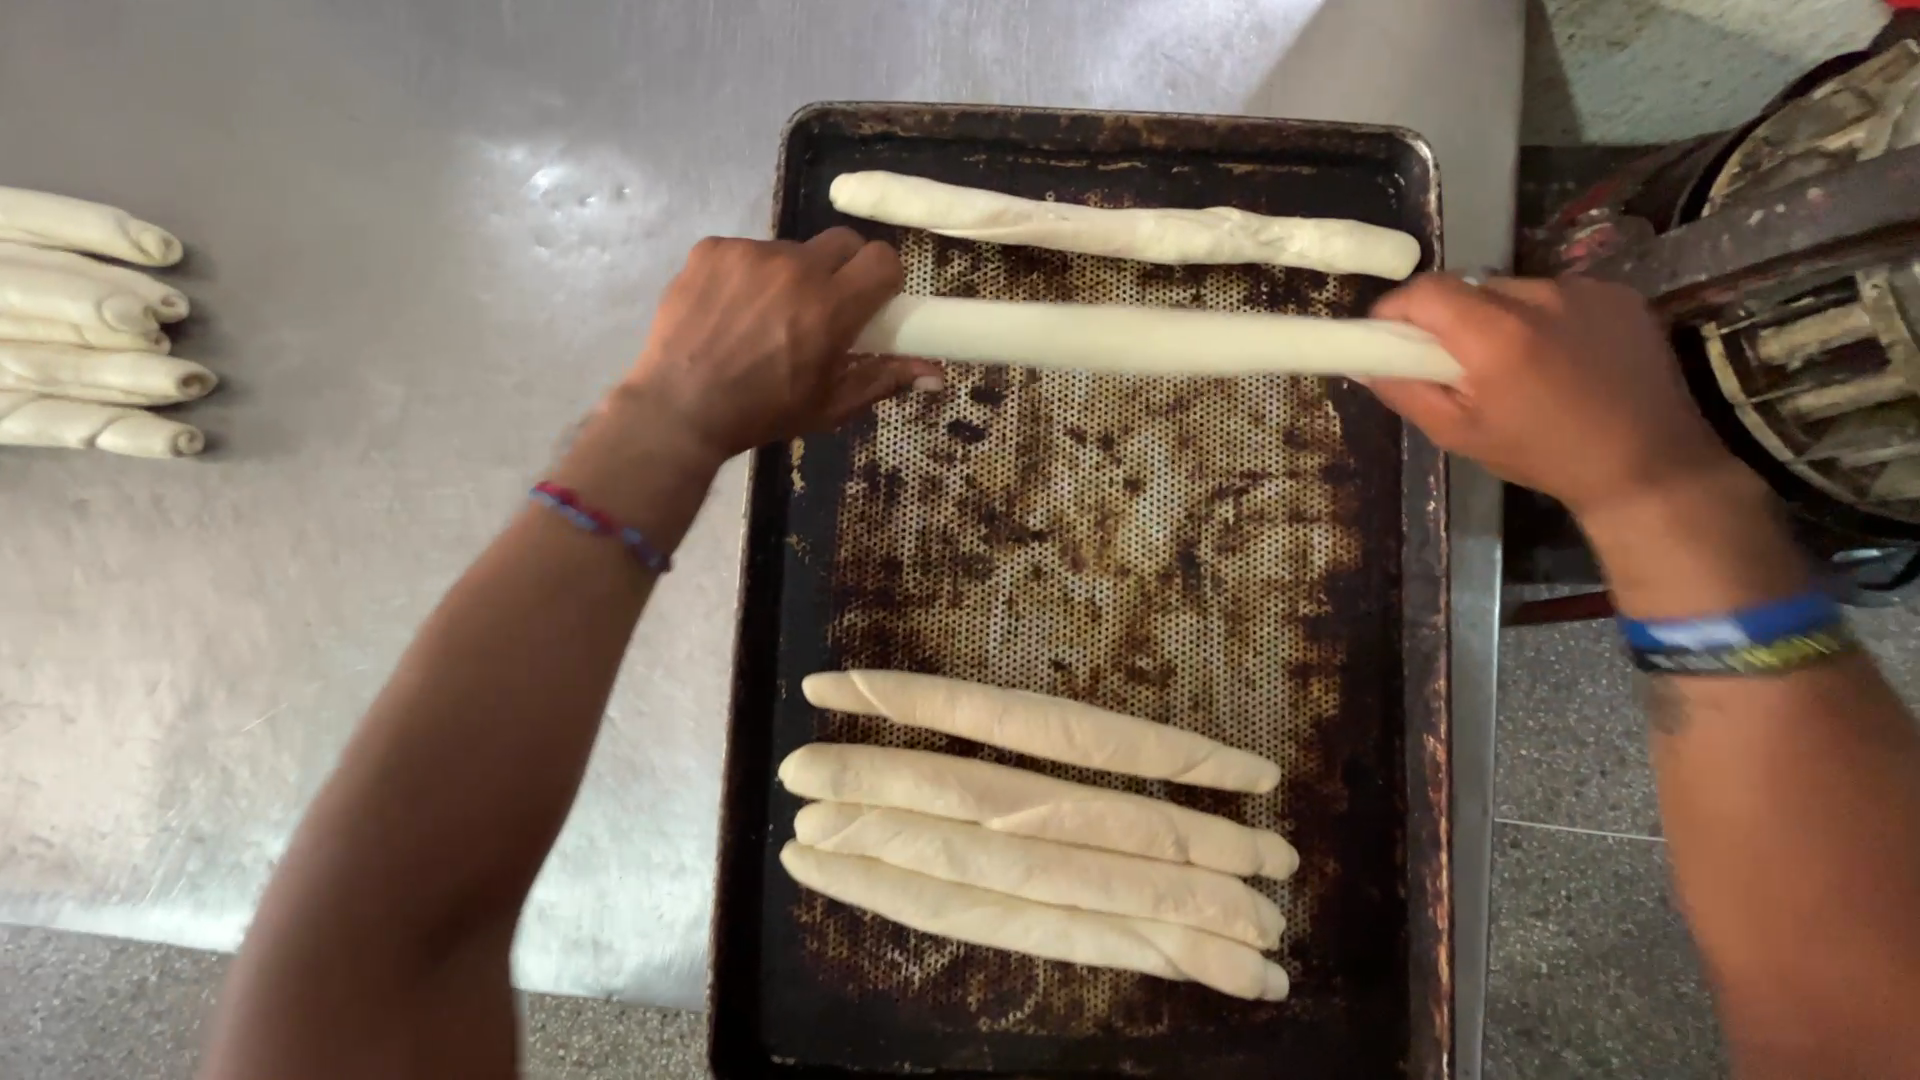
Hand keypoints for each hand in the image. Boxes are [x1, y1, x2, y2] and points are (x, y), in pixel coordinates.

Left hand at [622, 229, 941, 461]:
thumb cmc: (763, 413)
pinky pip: (747, 252)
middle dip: (844, 269)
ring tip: (766, 317)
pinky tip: (730, 311)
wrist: (680, 408)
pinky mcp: (712, 249)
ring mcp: (749, 253)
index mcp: (831, 307)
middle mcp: (795, 267)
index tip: (872, 301)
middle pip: (843, 242)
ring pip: (792, 249)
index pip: (883, 259)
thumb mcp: (831, 404)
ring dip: (792, 275)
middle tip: (825, 305)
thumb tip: (937, 375)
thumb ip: (885, 379)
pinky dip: (748, 276)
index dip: (883, 278)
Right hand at [1367, 273, 1745, 520]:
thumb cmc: (1540, 453)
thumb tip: (1363, 365)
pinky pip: (1553, 294)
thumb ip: (1404, 391)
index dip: (1396, 309)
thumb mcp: (1456, 433)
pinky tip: (1552, 356)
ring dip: (1492, 317)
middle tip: (1446, 361)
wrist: (1646, 461)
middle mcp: (1541, 298)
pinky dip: (1536, 318)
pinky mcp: (1617, 293)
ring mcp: (1585, 290)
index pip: (1426, 291)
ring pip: (1509, 290)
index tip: (1386, 336)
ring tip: (1506, 363)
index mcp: (1496, 336)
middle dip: (1445, 319)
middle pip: (1466, 288)